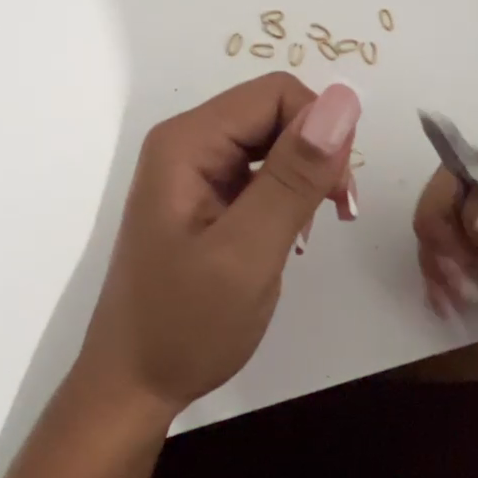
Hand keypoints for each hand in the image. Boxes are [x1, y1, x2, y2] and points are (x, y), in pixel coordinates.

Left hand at [73, 74, 360, 417]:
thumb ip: (293, 177)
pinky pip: (259, 175)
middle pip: (273, 114)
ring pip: (272, 144)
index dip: (319, 129)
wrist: (134, 384)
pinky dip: (287, 198)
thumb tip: (343, 101)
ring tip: (308, 233)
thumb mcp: (247, 252)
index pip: (275, 93)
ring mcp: (193, 173)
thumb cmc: (185, 324)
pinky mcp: (204, 200)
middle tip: (334, 215)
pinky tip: (291, 236)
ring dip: (304, 179)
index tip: (338, 191)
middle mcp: (187, 144)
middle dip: (315, 154)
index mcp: (187, 142)